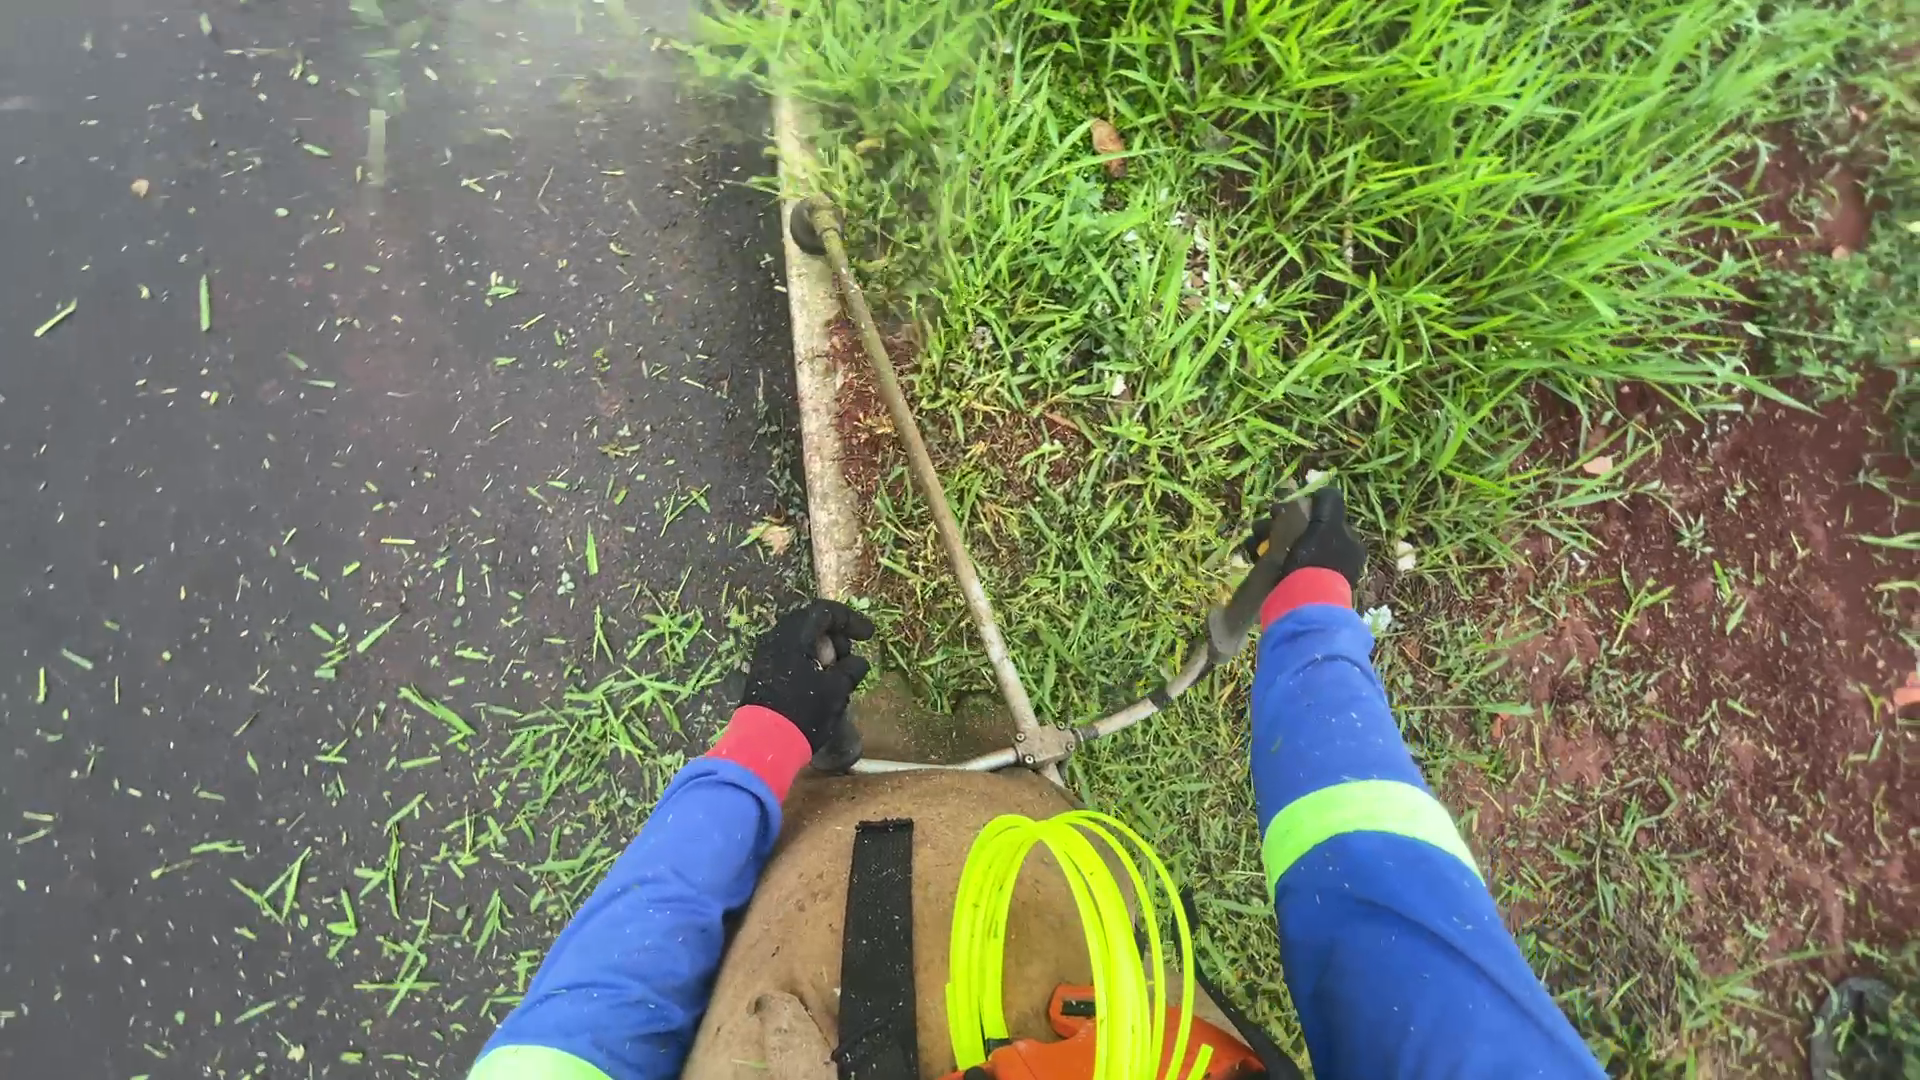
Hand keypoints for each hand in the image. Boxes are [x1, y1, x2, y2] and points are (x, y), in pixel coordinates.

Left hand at [741, 599, 874, 751]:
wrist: (765, 744)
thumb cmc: (804, 711)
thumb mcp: (837, 689)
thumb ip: (851, 669)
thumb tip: (857, 662)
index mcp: (795, 636)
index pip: (825, 612)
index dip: (850, 620)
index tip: (868, 636)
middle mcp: (777, 638)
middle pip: (811, 622)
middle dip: (836, 635)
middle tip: (849, 655)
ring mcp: (766, 655)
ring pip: (800, 639)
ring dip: (822, 649)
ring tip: (836, 672)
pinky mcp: (762, 671)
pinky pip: (791, 654)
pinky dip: (809, 660)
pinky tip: (819, 681)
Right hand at [1245, 486, 1365, 587]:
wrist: (1301, 602)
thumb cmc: (1315, 560)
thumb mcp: (1327, 524)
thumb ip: (1328, 503)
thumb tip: (1324, 490)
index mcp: (1346, 543)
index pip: (1321, 517)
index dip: (1299, 510)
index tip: (1278, 511)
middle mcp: (1332, 558)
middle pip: (1301, 532)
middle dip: (1277, 525)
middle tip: (1260, 527)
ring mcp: (1312, 574)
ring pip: (1286, 546)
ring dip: (1265, 539)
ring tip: (1251, 543)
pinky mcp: (1293, 587)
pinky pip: (1276, 564)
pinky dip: (1263, 557)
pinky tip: (1252, 554)